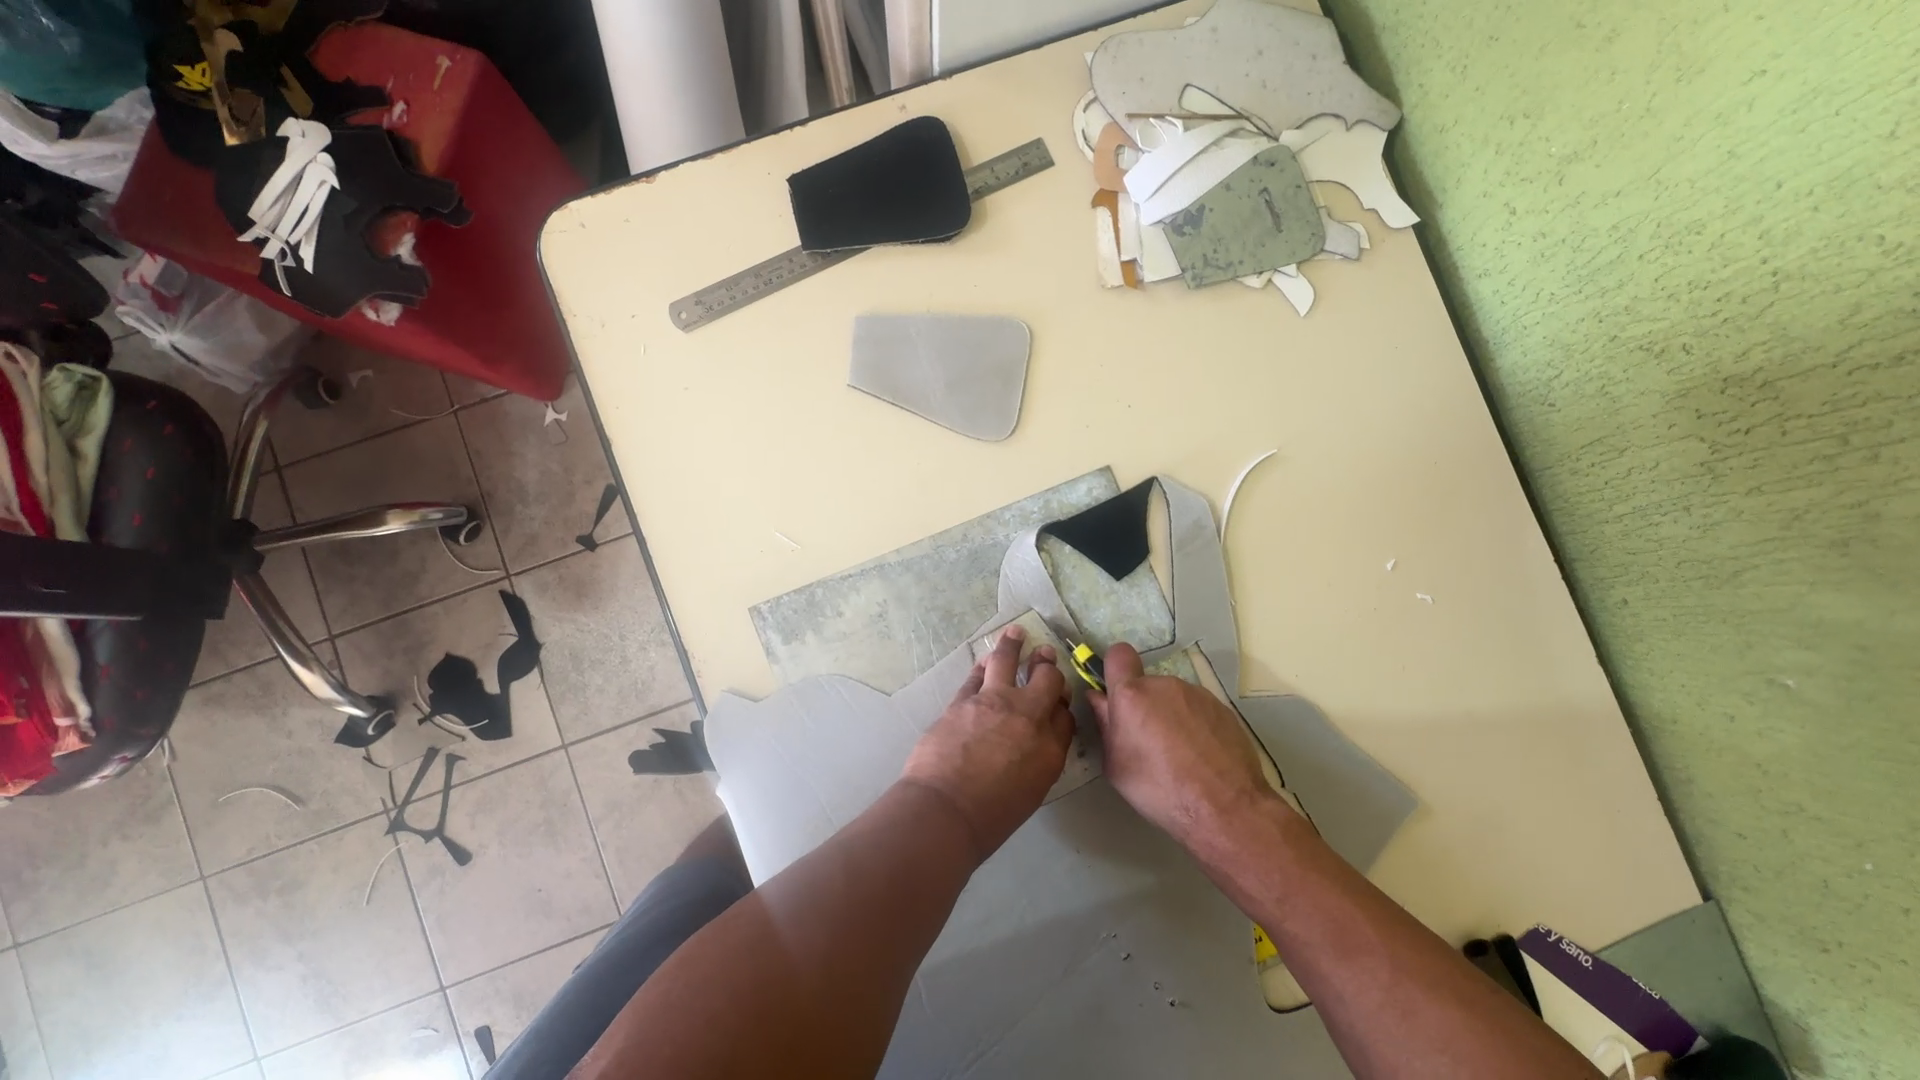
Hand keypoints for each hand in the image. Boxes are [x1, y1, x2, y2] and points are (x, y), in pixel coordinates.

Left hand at [900, 625, 1073, 861]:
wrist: (946, 809)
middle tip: (1045, 654)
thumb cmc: (990, 816)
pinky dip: (983, 664)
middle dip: (1047, 665)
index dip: (1062, 704)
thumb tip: (1032, 743)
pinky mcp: (964, 700)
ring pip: (1009, 662)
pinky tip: (984, 659)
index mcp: (1051, 750)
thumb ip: (1039, 760)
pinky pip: (977, 674)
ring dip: (1014, 644)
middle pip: (1047, 680)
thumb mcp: (1031, 791)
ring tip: (1016, 632)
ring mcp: (995, 703)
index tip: (1058, 700)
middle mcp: (1029, 718)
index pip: (1065, 716)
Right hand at [1088, 643, 1283, 850]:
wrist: (1226, 807)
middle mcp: (1165, 685)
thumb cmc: (1160, 789)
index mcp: (1132, 695)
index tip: (1116, 696)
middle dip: (1143, 706)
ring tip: (1180, 755)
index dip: (1115, 670)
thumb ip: (1106, 725)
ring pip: (1172, 698)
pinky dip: (1194, 725)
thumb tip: (1100, 700)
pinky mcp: (1222, 707)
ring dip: (1170, 716)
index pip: (1118, 655)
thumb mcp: (1116, 766)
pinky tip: (1201, 756)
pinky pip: (1197, 709)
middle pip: (1146, 685)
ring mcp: (1197, 694)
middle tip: (1149, 744)